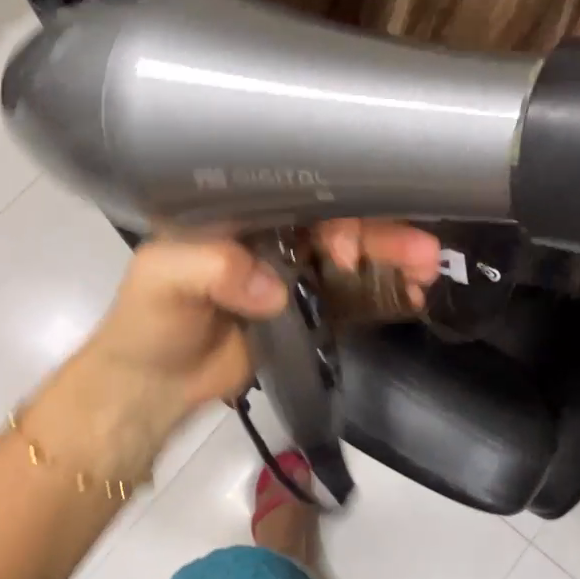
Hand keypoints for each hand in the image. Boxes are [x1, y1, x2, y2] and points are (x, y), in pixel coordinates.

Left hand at [53, 222, 439, 463]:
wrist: (156, 385)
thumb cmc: (151, 322)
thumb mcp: (164, 280)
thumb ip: (212, 269)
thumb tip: (273, 288)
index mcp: (240, 211)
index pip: (300, 193)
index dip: (334, 210)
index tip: (346, 250)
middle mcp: (273, 233)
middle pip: (338, 221)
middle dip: (382, 233)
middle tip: (422, 252)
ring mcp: (294, 272)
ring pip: (354, 254)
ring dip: (394, 256)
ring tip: (428, 269)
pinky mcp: (309, 308)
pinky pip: (354, 293)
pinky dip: (385, 290)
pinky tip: (415, 292)